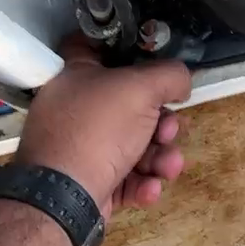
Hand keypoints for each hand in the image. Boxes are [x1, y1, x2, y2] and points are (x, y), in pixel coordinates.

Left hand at [14, 40, 190, 220]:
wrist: (64, 199)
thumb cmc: (98, 129)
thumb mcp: (143, 88)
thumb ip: (171, 75)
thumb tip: (181, 83)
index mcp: (75, 76)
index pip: (92, 45)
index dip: (121, 46)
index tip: (149, 57)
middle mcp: (75, 110)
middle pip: (130, 104)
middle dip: (162, 123)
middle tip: (168, 131)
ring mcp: (80, 149)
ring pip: (134, 144)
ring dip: (159, 157)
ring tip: (167, 167)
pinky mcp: (89, 183)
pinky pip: (125, 175)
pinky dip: (142, 182)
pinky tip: (150, 187)